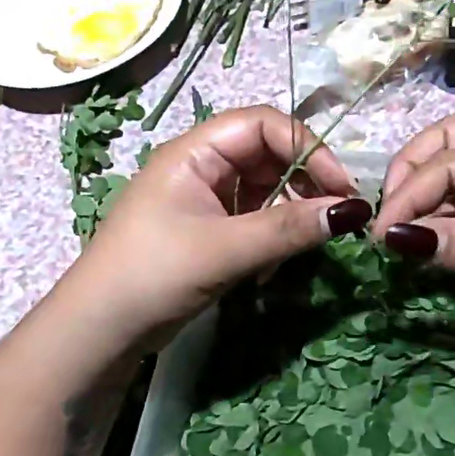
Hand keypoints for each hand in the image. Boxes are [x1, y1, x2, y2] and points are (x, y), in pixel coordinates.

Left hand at [56, 106, 371, 353]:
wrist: (99, 331)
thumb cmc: (153, 275)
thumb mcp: (225, 249)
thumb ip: (289, 229)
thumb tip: (354, 211)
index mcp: (194, 152)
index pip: (263, 125)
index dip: (307, 147)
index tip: (340, 186)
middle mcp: (201, 167)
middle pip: (268, 154)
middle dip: (305, 180)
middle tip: (337, 214)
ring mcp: (204, 200)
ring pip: (264, 189)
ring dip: (292, 211)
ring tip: (311, 240)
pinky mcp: (208, 232)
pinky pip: (254, 219)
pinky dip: (274, 235)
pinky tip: (277, 264)